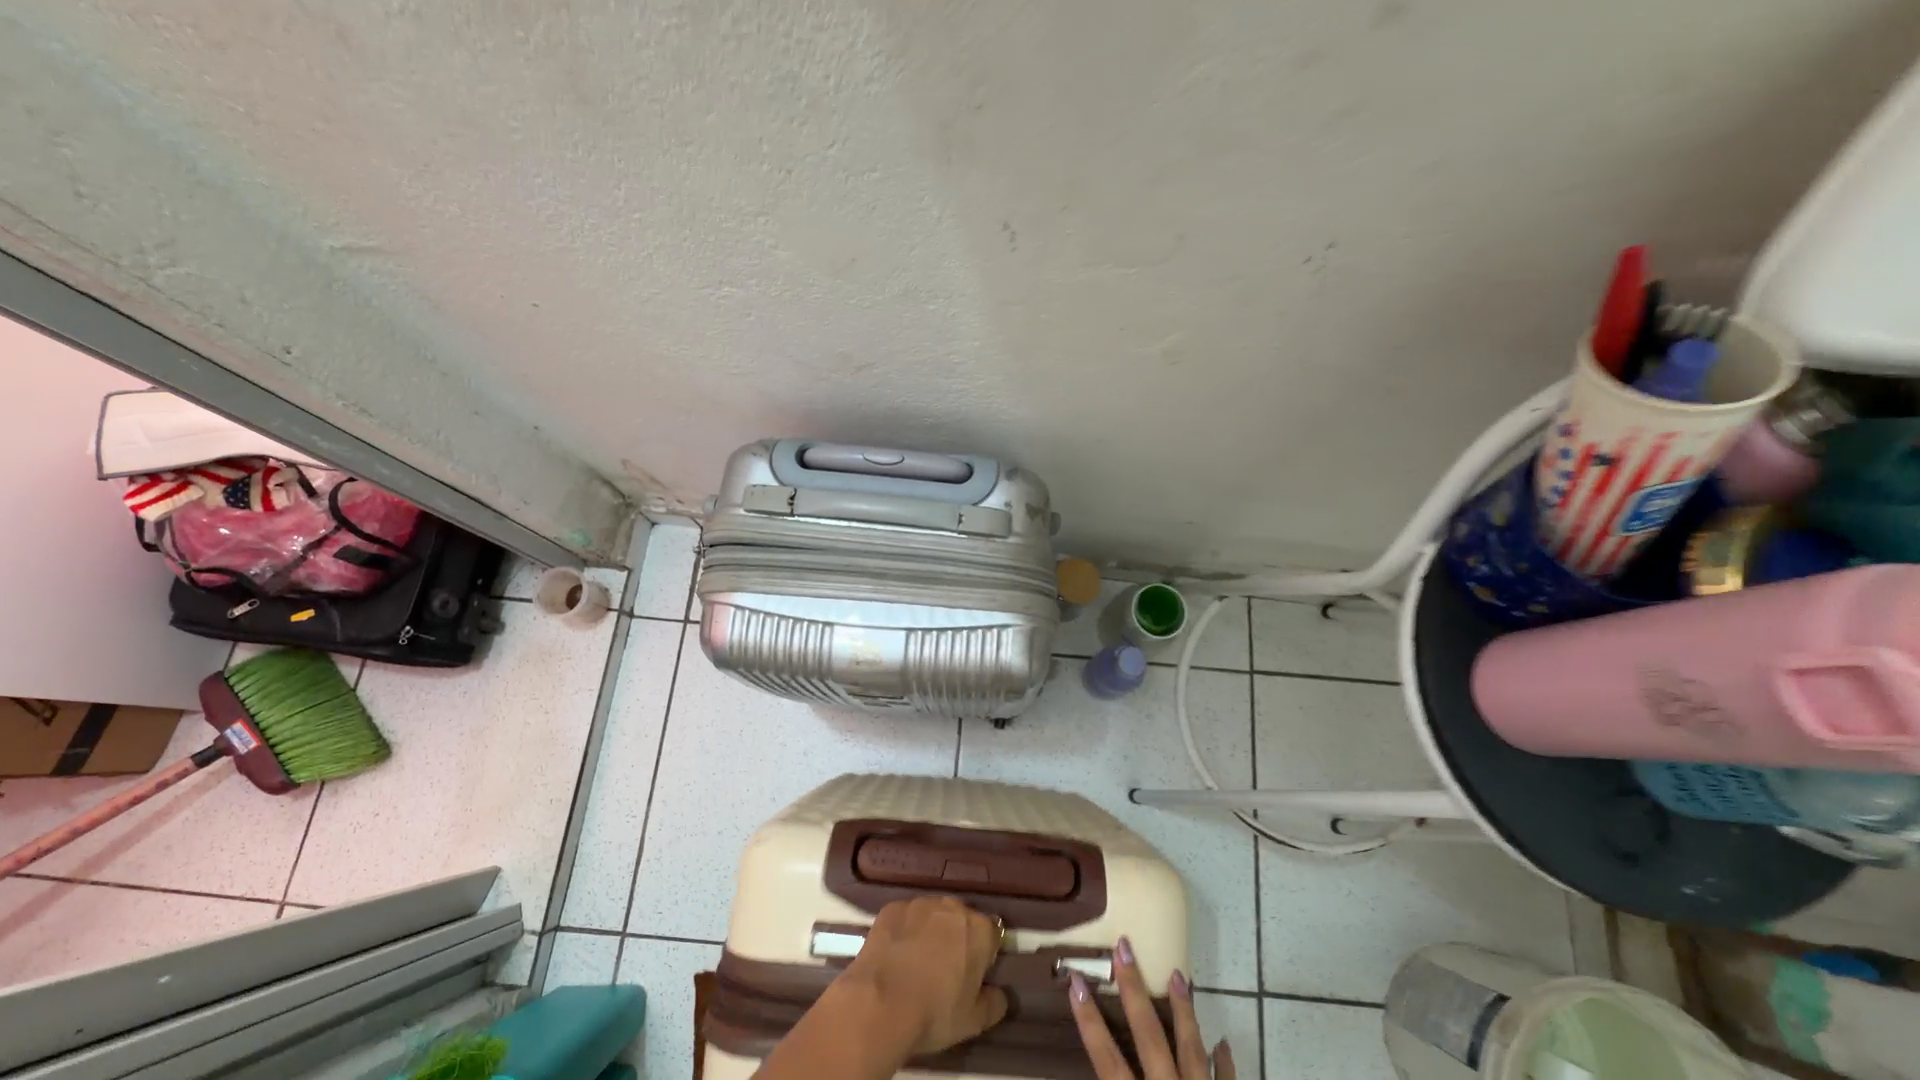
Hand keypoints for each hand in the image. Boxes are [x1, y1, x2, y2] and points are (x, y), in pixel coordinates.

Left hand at [840, 896, 1010, 1053]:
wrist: (879, 1004)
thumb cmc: (934, 1013)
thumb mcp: (974, 1021)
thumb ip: (995, 1003)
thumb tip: (999, 994)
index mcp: (980, 930)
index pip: (992, 935)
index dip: (984, 954)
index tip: (972, 974)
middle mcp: (953, 907)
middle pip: (961, 920)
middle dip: (956, 939)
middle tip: (943, 970)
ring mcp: (919, 904)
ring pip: (932, 916)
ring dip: (929, 932)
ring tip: (915, 963)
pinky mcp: (891, 908)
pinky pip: (905, 918)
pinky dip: (903, 931)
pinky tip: (895, 955)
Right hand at [1068, 936, 1235, 1079]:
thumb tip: (1093, 1070)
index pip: (1107, 1057)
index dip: (1089, 1020)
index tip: (1076, 981)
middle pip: (1148, 1035)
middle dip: (1135, 991)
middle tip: (1123, 947)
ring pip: (1190, 1047)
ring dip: (1183, 1011)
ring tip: (1179, 975)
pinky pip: (1225, 1079)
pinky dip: (1223, 1060)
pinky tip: (1222, 1041)